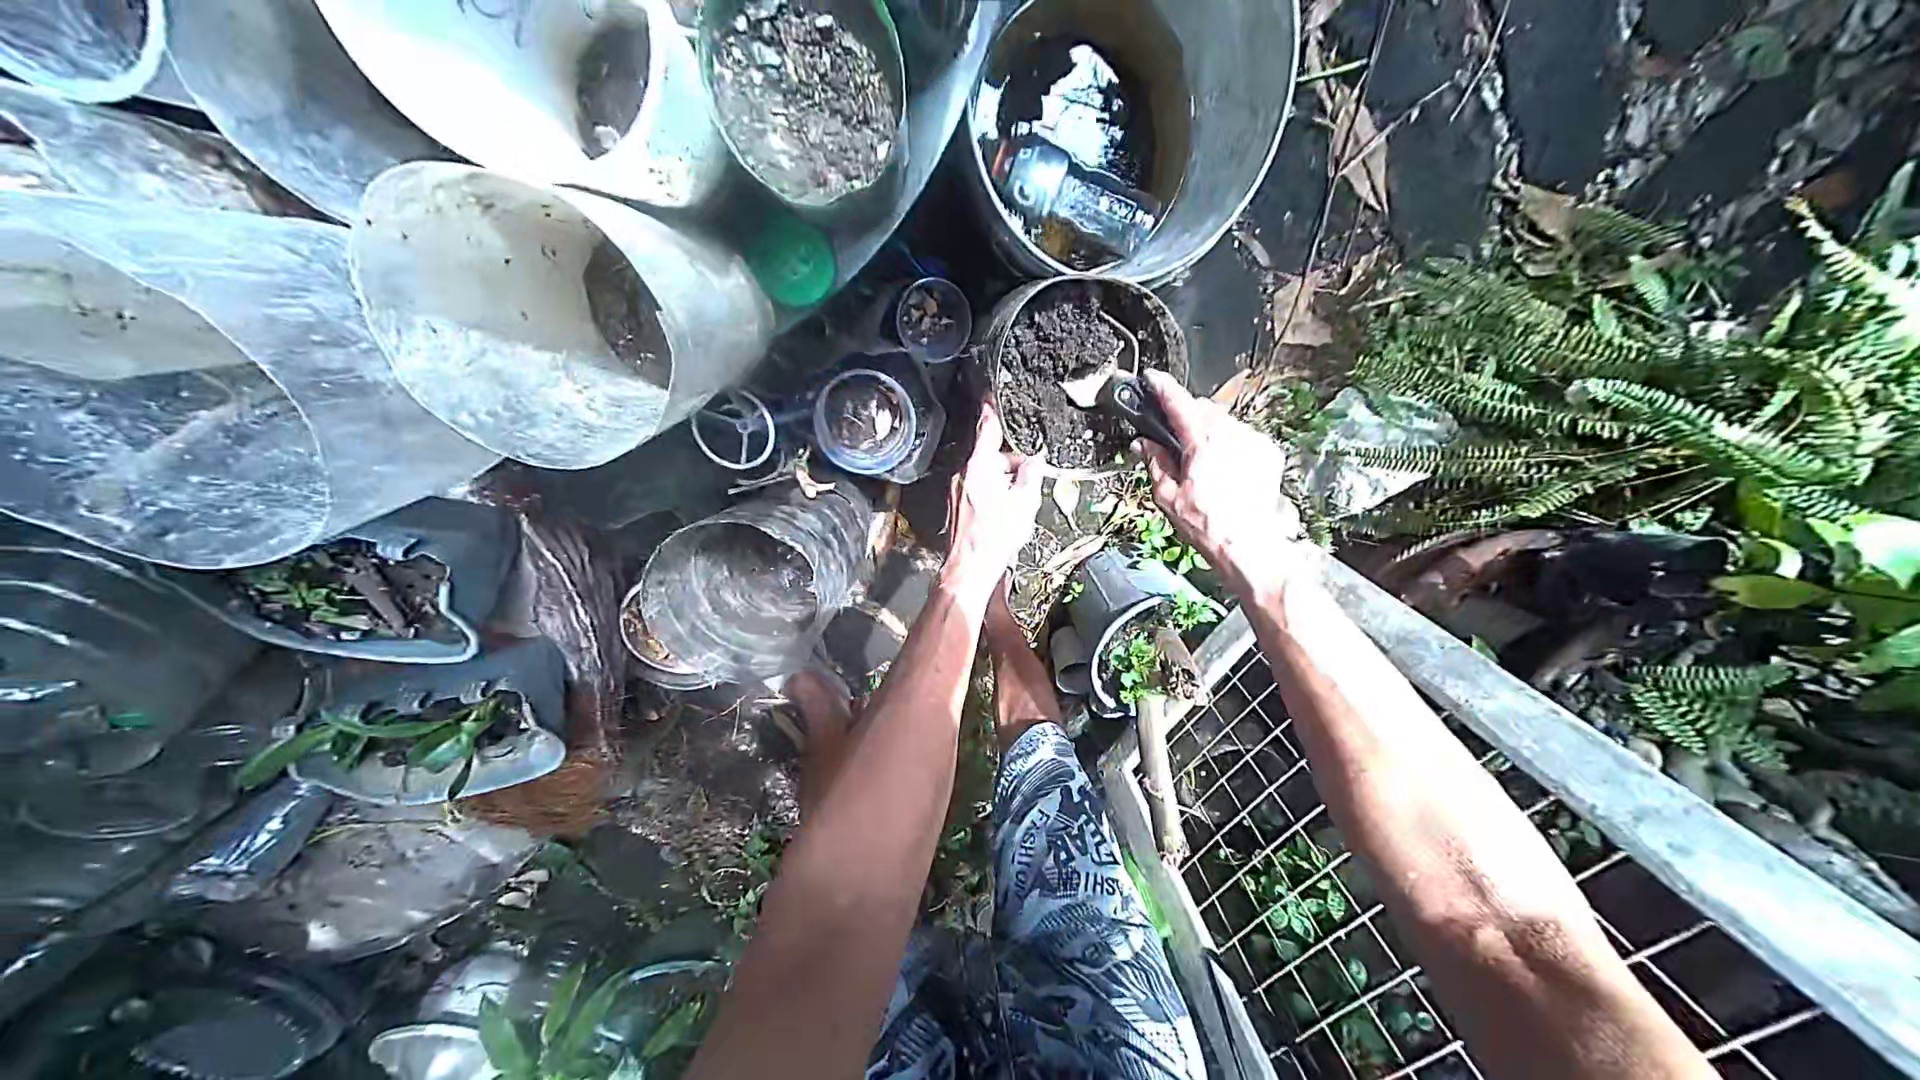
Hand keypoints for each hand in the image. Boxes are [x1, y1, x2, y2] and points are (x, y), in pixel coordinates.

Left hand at [945, 402, 1044, 595]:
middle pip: (991, 456)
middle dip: (1011, 463)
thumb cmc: (995, 536)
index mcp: (979, 467)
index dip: (992, 411)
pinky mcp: (957, 506)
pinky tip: (1004, 513)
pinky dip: (993, 493)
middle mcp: (963, 474)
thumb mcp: (1025, 501)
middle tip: (1029, 478)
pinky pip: (978, 489)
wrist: (970, 567)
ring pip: (985, 474)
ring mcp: (957, 490)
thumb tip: (1035, 460)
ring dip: (1003, 481)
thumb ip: (1031, 474)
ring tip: (1018, 503)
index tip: (992, 398)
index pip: (986, 429)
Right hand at [1134, 370, 1306, 599]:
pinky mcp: (1267, 452)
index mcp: (1203, 442)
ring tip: (1197, 458)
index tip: (1152, 379)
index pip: (1178, 402)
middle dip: (1184, 416)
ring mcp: (1253, 442)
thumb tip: (1144, 444)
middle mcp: (1231, 435)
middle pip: (1201, 409)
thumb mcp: (1166, 495)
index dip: (1161, 387)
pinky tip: (1220, 466)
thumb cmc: (1209, 525)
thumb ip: (1154, 462)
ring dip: (1207, 430)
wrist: (1247, 545)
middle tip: (1171, 437)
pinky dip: (1228, 442)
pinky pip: (1242, 435)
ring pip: (1222, 421)